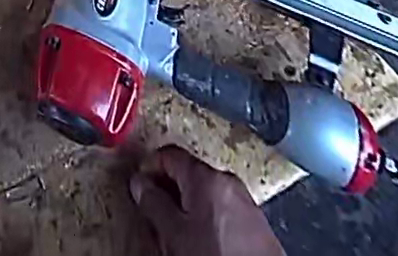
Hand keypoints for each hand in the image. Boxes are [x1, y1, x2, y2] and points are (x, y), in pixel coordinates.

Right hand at [129, 146, 282, 255]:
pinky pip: (223, 210)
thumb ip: (153, 203)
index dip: (150, 167)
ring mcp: (246, 203)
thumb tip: (140, 183)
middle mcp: (228, 181)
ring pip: (206, 194)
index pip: (169, 154)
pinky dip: (207, 219)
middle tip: (155, 214)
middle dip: (168, 191)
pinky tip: (203, 243)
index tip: (139, 185)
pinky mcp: (257, 226)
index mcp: (207, 177)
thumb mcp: (174, 235)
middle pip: (188, 174)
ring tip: (178, 235)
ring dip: (188, 207)